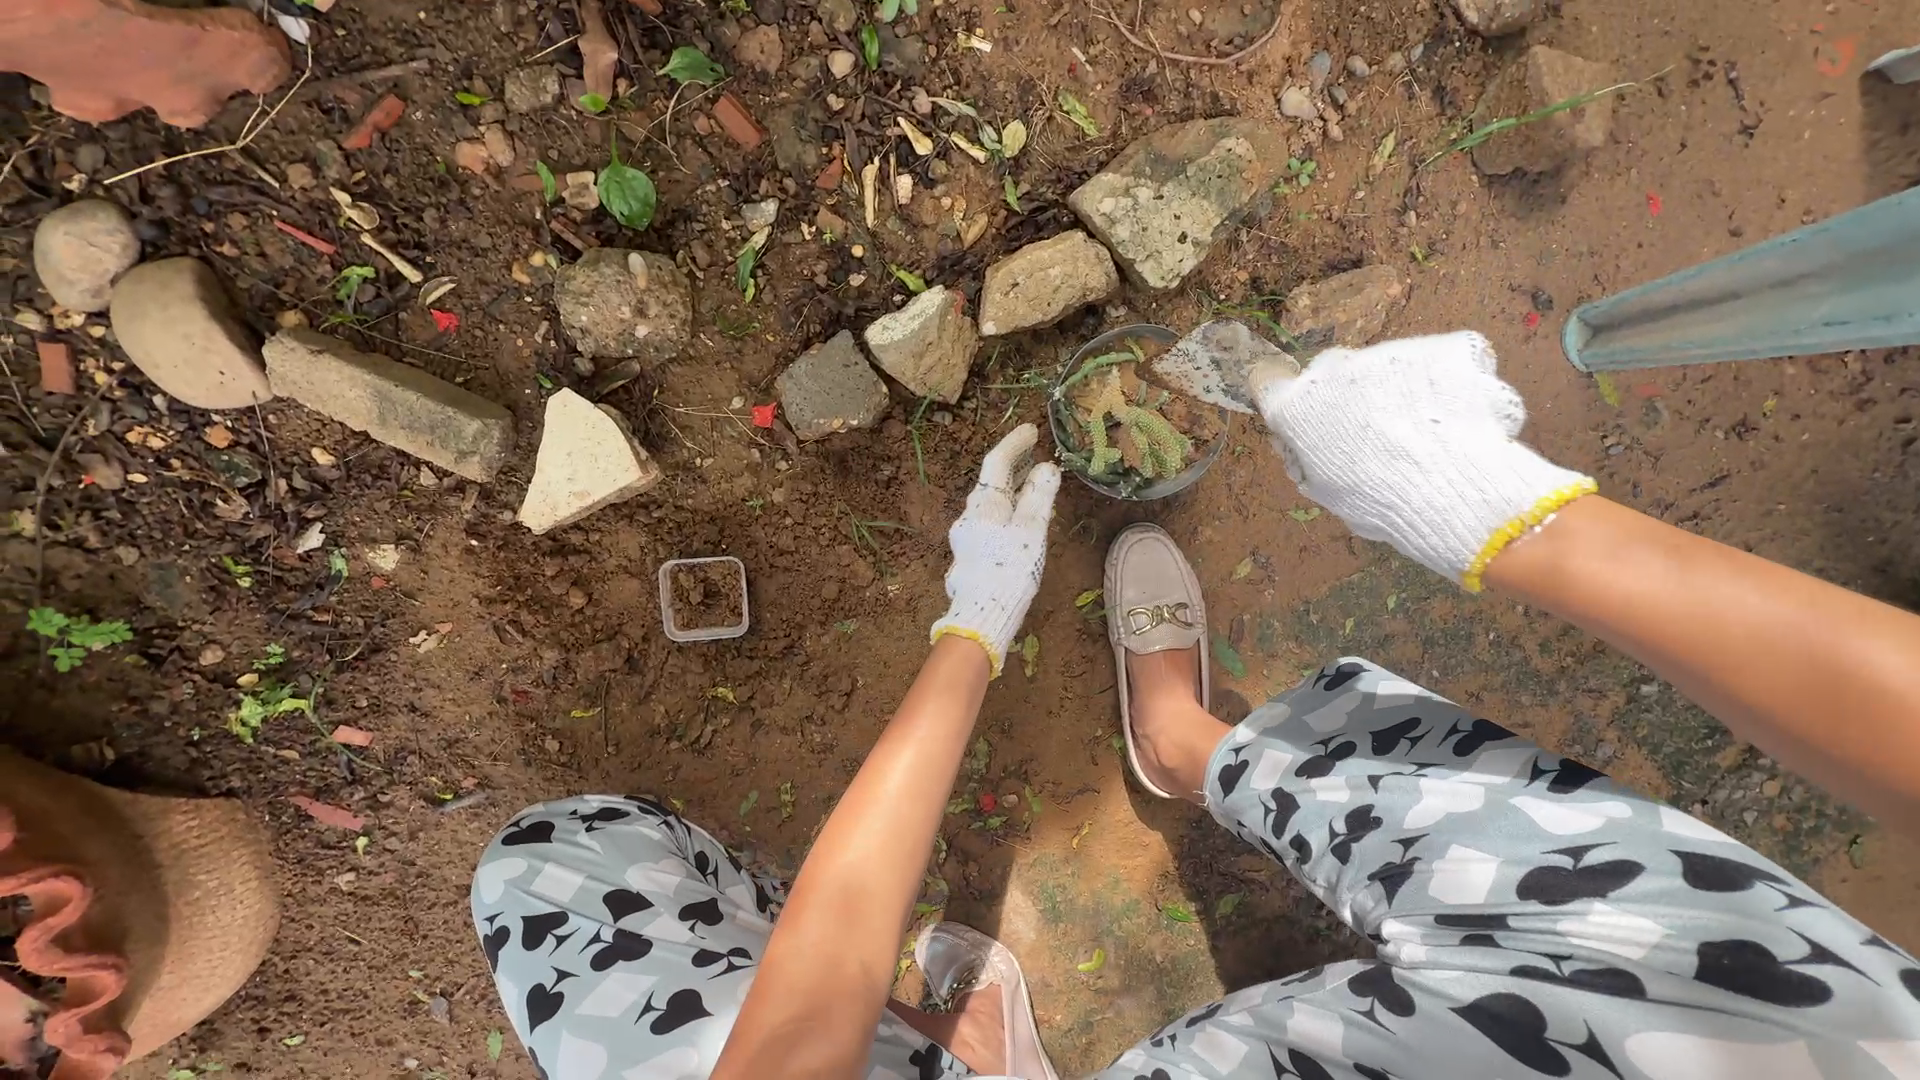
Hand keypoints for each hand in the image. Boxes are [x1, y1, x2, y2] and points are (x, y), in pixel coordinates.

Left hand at [930, 423, 1061, 676]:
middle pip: (993, 482)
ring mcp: (968, 537)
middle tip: (1036, 454)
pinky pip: (993, 523)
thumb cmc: (1009, 569)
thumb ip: (1040, 497)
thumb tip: (1047, 467)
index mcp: (984, 504)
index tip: (1032, 430)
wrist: (982, 615)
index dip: (1015, 443)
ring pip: (993, 504)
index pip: (997, 462)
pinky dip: (1010, 513)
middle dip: (1015, 466)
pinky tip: (1024, 523)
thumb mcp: (1031, 530)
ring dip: (1014, 491)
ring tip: (1036, 486)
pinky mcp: (972, 556)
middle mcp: (970, 516)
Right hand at [1250, 331, 1594, 590]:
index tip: (1298, 410)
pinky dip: (1451, 381)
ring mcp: (1393, 351)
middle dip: (1345, 393)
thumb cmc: (1379, 502)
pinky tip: (1465, 413)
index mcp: (1297, 407)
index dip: (1281, 395)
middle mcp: (1335, 368)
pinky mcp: (1446, 345)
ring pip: (1388, 366)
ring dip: (1399, 389)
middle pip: (1330, 371)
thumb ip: (1309, 454)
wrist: (1456, 491)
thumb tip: (1306, 442)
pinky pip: (1442, 361)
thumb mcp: (1325, 489)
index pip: (1267, 381)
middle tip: (1374, 432)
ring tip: (1429, 430)